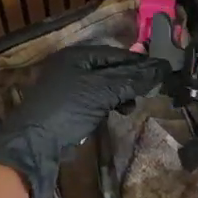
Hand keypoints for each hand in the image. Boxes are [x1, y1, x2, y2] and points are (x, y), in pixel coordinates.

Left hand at [0, 46, 168, 197]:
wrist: (35, 143)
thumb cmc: (67, 109)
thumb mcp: (102, 91)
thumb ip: (131, 79)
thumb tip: (162, 68)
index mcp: (77, 55)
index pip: (116, 54)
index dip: (139, 63)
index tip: (161, 72)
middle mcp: (72, 67)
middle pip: (111, 69)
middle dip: (130, 80)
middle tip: (149, 91)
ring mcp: (69, 88)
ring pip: (105, 86)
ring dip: (121, 94)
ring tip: (131, 105)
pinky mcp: (69, 108)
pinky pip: (96, 101)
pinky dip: (109, 105)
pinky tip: (118, 113)